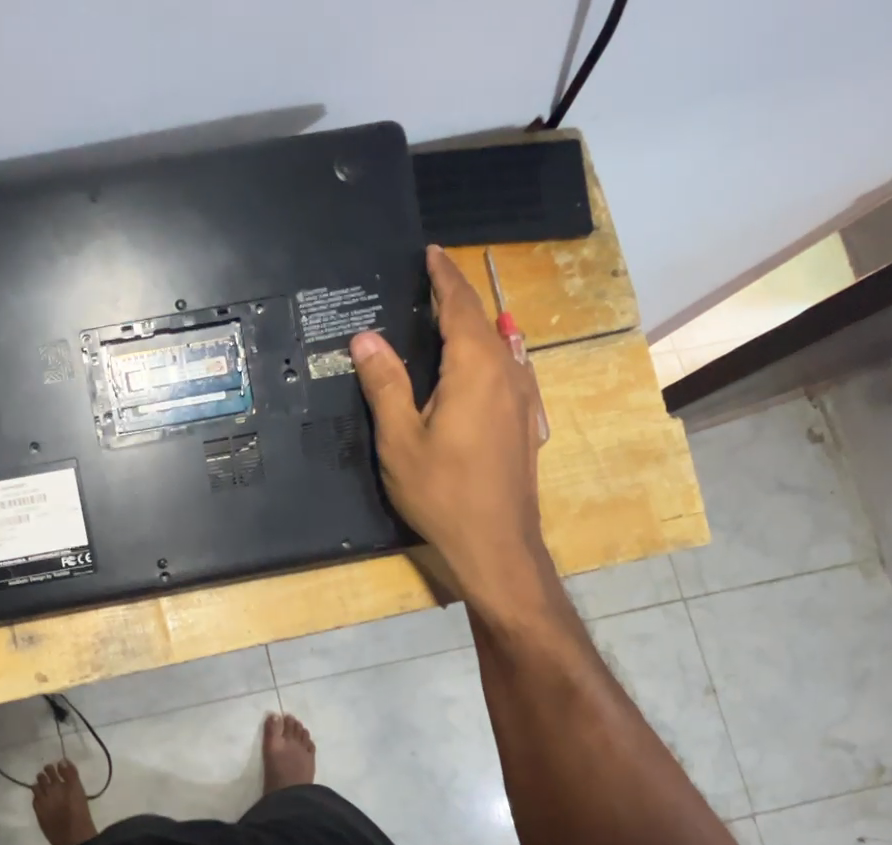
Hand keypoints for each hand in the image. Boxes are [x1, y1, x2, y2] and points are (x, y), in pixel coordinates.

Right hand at [351, 245, 550, 608]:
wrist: (496, 544)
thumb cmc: (442, 491)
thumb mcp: (400, 439)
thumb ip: (385, 384)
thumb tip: (366, 337)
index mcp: (475, 369)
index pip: (461, 306)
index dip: (444, 277)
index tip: (430, 253)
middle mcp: (507, 374)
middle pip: (483, 322)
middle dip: (456, 297)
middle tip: (427, 282)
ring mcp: (522, 399)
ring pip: (498, 347)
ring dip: (472, 326)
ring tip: (443, 319)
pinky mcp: (524, 422)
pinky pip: (504, 370)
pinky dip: (483, 354)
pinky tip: (470, 368)